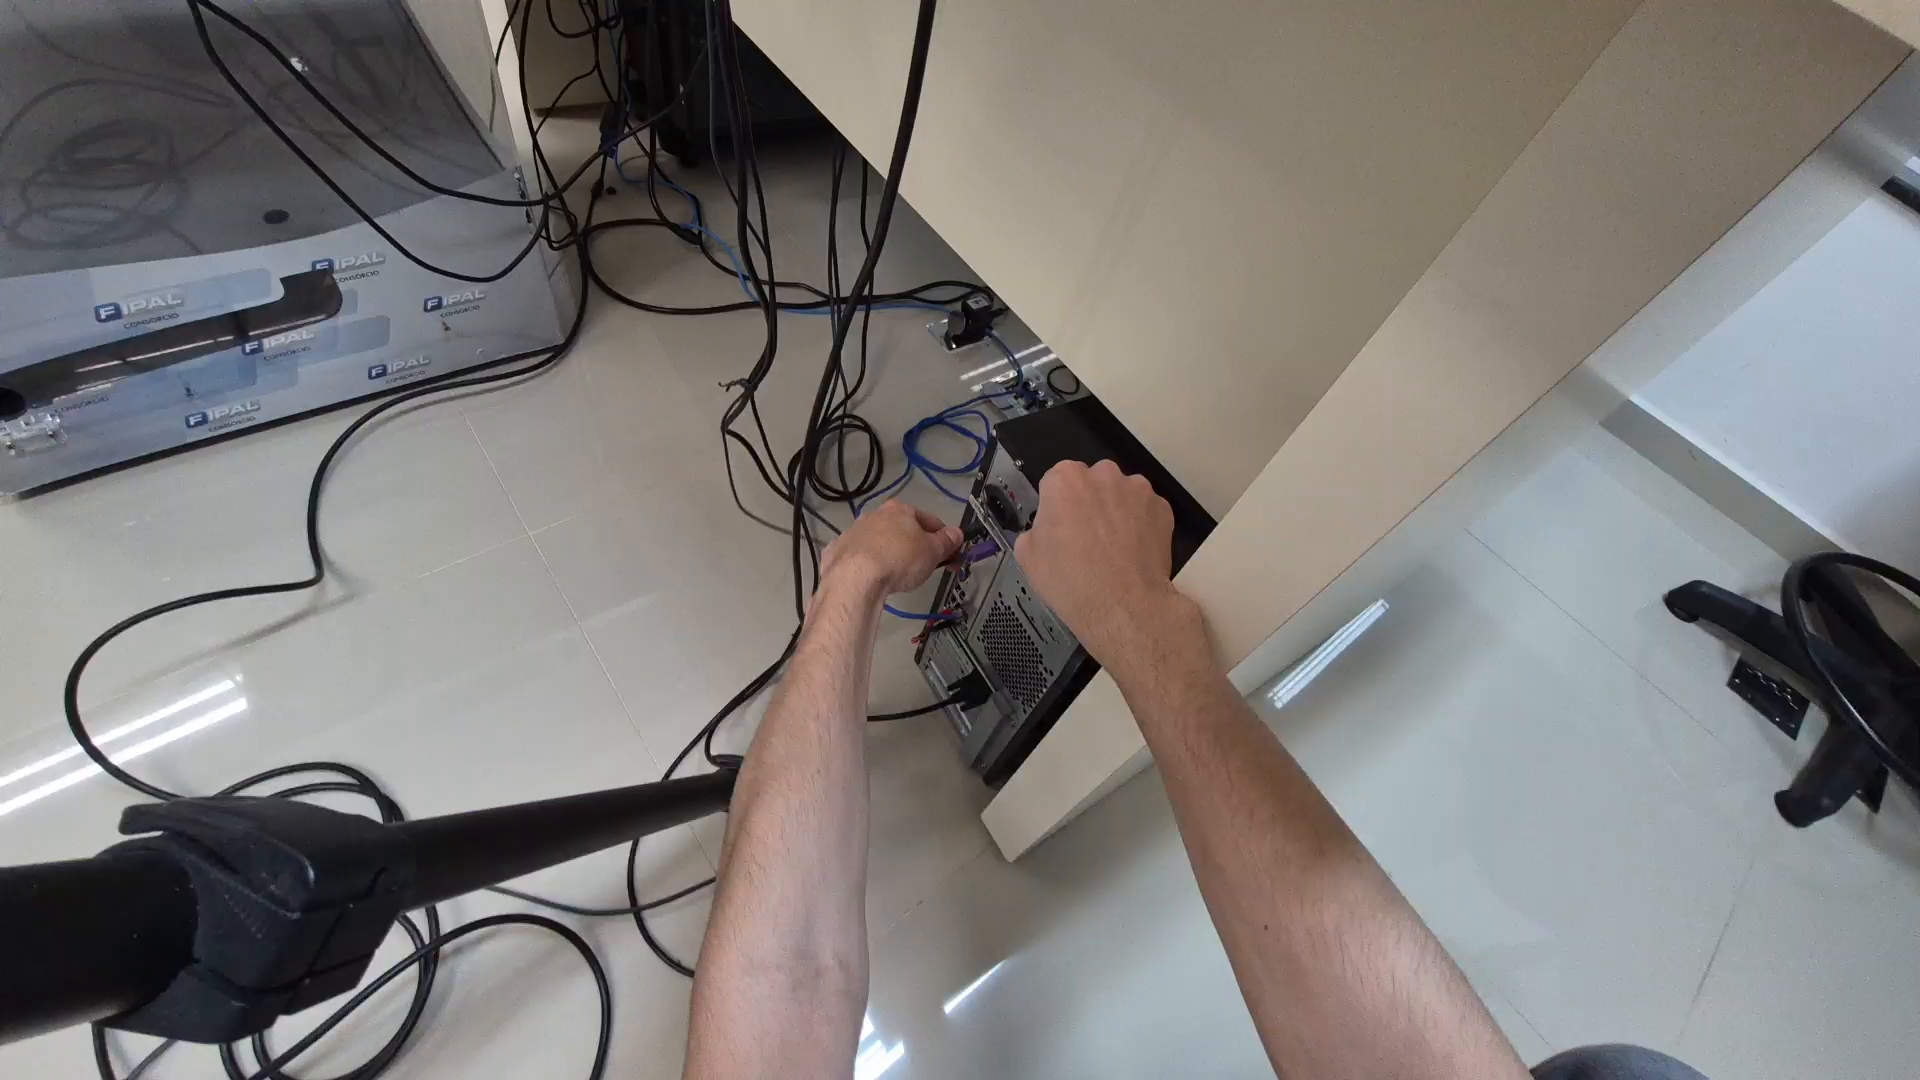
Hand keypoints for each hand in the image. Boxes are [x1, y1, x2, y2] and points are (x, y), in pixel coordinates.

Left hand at [820, 500, 962, 596]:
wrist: (855, 578)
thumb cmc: (900, 560)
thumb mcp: (932, 552)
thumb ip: (947, 541)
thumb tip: (957, 533)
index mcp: (900, 509)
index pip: (930, 521)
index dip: (944, 539)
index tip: (950, 556)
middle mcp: (875, 514)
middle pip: (903, 530)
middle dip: (916, 546)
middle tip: (925, 568)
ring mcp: (853, 531)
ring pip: (880, 541)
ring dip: (890, 553)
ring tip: (897, 576)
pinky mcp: (837, 551)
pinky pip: (858, 556)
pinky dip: (867, 564)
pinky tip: (871, 578)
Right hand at [1015, 460, 1204, 670]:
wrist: (1122, 607)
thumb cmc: (1071, 581)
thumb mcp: (1027, 556)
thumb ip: (1034, 529)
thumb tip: (1045, 530)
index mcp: (1065, 479)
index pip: (1056, 481)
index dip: (1056, 506)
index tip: (1059, 526)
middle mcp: (1103, 475)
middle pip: (1091, 482)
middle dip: (1088, 503)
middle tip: (1084, 538)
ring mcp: (1137, 490)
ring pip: (1120, 495)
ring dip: (1115, 512)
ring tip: (1111, 548)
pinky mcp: (1162, 508)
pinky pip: (1145, 511)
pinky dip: (1140, 525)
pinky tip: (1131, 552)